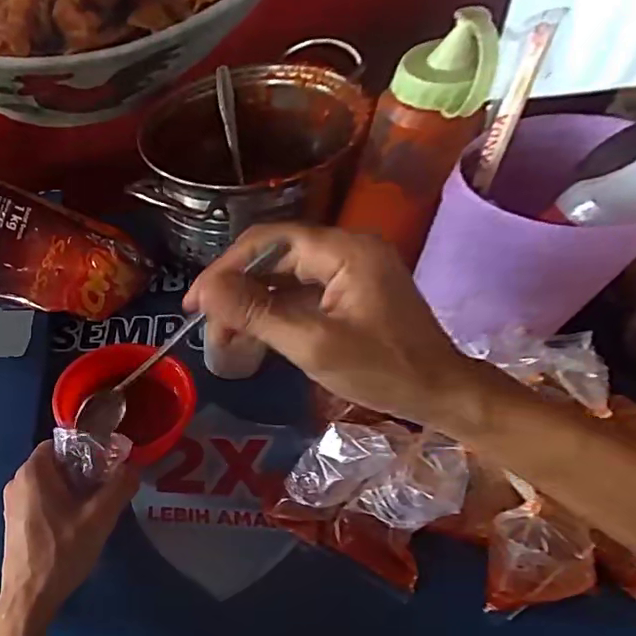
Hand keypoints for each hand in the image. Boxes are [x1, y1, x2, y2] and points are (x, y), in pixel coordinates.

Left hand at [0, 441, 139, 635]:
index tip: (107, 464)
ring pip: (47, 484)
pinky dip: (58, 505)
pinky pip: (39, 501)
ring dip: (71, 490)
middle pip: (54, 464)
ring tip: (95, 508)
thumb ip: (118, 488)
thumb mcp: (98, 519)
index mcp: (32, 472)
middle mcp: (17, 482)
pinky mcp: (14, 523)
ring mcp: (12, 504)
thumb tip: (133, 467)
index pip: (59, 443)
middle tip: (106, 487)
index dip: (85, 449)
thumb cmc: (61, 552)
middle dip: (81, 472)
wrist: (29, 597)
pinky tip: (76, 525)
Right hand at [184, 224, 493, 426]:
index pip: (269, 242)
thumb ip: (257, 313)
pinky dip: (270, 309)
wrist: (441, 393)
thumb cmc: (382, 370)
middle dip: (233, 288)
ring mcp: (349, 269)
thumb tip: (205, 290)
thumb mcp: (312, 344)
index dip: (224, 268)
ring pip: (282, 274)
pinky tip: (251, 332)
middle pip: (273, 255)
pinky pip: (298, 290)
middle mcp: (346, 249)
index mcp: (344, 251)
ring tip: (222, 333)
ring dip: (249, 301)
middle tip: (204, 322)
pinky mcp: (348, 290)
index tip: (194, 302)